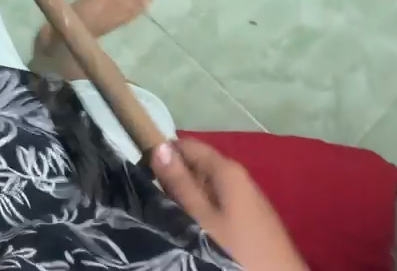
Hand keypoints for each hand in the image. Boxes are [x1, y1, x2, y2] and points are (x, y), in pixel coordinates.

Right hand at [151, 140, 306, 270]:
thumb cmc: (238, 252)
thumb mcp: (202, 220)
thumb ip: (180, 184)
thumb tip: (159, 146)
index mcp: (228, 170)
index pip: (188, 145)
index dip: (164, 153)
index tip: (142, 170)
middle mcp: (240, 178)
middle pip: (199, 167)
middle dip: (177, 179)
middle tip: (154, 200)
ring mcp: (249, 201)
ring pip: (209, 189)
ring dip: (190, 199)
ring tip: (170, 217)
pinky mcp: (254, 222)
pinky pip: (221, 206)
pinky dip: (206, 213)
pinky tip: (196, 232)